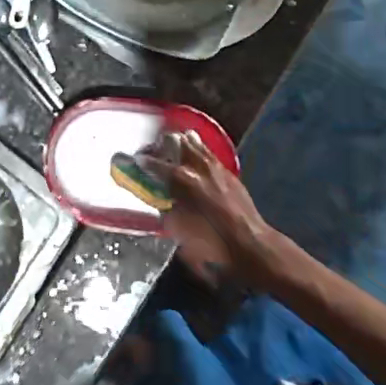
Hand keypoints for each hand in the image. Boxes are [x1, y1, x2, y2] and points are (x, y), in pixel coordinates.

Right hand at [140, 131, 278, 285]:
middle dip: (161, 145)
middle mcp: (197, 166)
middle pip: (175, 140)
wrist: (250, 243)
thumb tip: (162, 200)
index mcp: (182, 180)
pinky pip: (207, 153)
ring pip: (194, 141)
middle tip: (155, 155)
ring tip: (174, 153)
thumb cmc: (212, 244)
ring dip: (181, 145)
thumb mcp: (180, 229)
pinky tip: (195, 163)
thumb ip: (167, 209)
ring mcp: (214, 166)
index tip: (135, 161)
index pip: (154, 163)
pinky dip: (198, 152)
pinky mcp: (227, 171)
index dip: (142, 161)